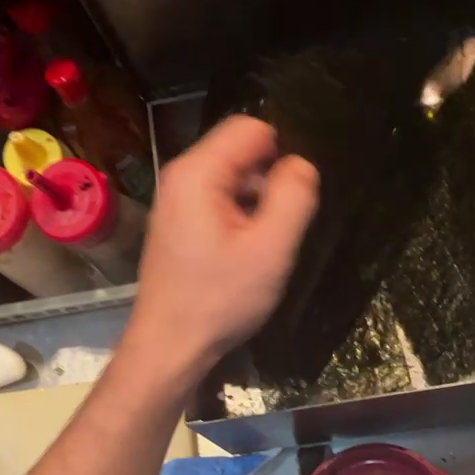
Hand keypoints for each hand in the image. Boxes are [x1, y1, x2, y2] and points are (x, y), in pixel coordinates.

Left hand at [126, 115, 319, 377]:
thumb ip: (294, 197)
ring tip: (263, 250)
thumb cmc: (220, 300)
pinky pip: (218, 205)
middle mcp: (181, 177)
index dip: (283, 155)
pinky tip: (244, 259)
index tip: (295, 198)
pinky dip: (239, 223)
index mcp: (199, 172)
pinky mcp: (177, 227)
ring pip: (232, 182)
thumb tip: (303, 164)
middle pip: (241, 154)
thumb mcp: (271, 250)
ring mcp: (175, 203)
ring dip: (256, 207)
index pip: (252, 128)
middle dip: (269, 184)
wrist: (171, 347)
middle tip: (280, 232)